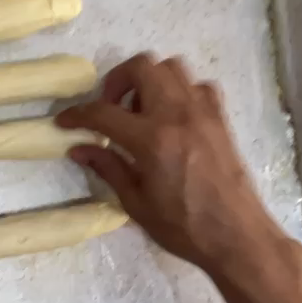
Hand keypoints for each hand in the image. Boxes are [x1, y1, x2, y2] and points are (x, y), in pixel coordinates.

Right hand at [57, 53, 281, 276]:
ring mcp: (203, 111)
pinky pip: (197, 85)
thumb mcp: (136, 204)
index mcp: (152, 139)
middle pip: (141, 67)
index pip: (104, 112)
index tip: (64, 121)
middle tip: (109, 108)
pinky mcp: (220, 117)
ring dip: (149, 80)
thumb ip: (108, 168)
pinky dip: (179, 91)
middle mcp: (177, 114)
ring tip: (140, 110)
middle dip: (116, 81)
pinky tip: (171, 116)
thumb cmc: (183, 227)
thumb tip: (79, 149)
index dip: (78, 114)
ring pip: (171, 67)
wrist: (237, 235)